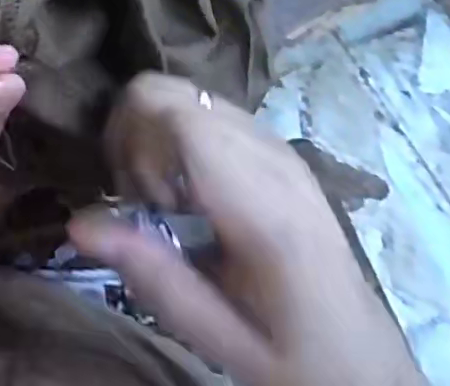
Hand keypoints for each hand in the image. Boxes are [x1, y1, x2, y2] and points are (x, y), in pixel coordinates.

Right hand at [68, 73, 424, 385]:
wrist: (372, 365)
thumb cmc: (299, 362)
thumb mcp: (225, 342)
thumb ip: (155, 278)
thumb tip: (77, 222)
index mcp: (264, 204)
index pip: (177, 113)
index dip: (135, 143)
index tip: (140, 203)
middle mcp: (269, 153)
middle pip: (167, 90)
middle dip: (131, 133)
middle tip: (138, 198)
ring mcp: (273, 141)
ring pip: (179, 91)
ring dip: (148, 131)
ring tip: (159, 196)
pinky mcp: (272, 142)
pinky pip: (200, 106)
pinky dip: (170, 131)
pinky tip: (184, 188)